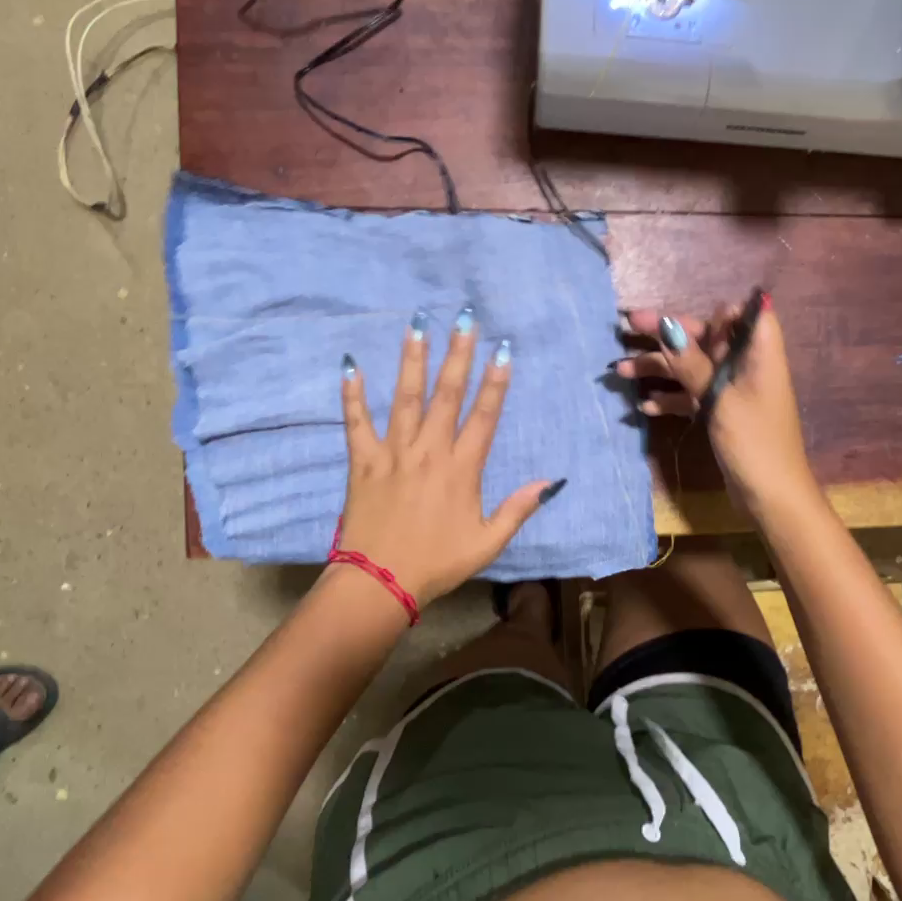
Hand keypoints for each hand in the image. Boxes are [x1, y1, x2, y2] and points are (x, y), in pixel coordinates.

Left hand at [336, 310, 559, 606]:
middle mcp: (429, 451)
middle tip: (463, 317)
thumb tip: (551, 482)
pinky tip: (350, 365)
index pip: (484, 416)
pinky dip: (352, 394)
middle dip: (457, 354)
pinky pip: (356, 422)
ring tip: (418, 324)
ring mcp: (393, 453)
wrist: (379, 583)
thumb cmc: (437, 564)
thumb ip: (517, 509)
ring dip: (413, 359)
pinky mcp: (362, 461)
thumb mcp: (487, 543)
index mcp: (462, 469)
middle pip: (447, 395)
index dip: (496, 381)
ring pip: (405, 398)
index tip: (503, 348)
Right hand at [617, 296, 820, 514]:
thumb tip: (668, 324)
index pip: (741, 314)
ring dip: (660, 368)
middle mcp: (746, 365)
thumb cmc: (753, 442)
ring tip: (621, 372)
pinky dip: (671, 398)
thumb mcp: (718, 399)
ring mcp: (733, 391)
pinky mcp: (722, 413)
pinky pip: (693, 395)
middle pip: (706, 338)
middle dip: (667, 335)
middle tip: (627, 327)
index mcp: (758, 352)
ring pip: (693, 367)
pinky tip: (645, 408)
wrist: (771, 497)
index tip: (672, 317)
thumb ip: (691, 362)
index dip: (708, 311)